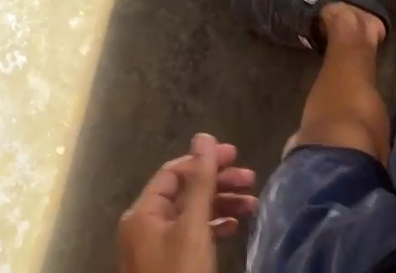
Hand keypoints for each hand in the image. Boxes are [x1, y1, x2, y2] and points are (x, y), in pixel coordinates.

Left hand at [118, 133, 258, 272]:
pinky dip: (213, 228)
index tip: (237, 156)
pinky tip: (235, 228)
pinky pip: (191, 236)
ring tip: (252, 205)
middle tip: (251, 179)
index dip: (205, 161)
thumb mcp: (194, 226)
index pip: (175, 172)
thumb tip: (203, 136)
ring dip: (221, 205)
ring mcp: (155, 248)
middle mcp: (145, 226)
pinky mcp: (168, 265)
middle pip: (185, 191)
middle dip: (219, 183)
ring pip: (191, 214)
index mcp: (143, 212)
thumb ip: (201, 180)